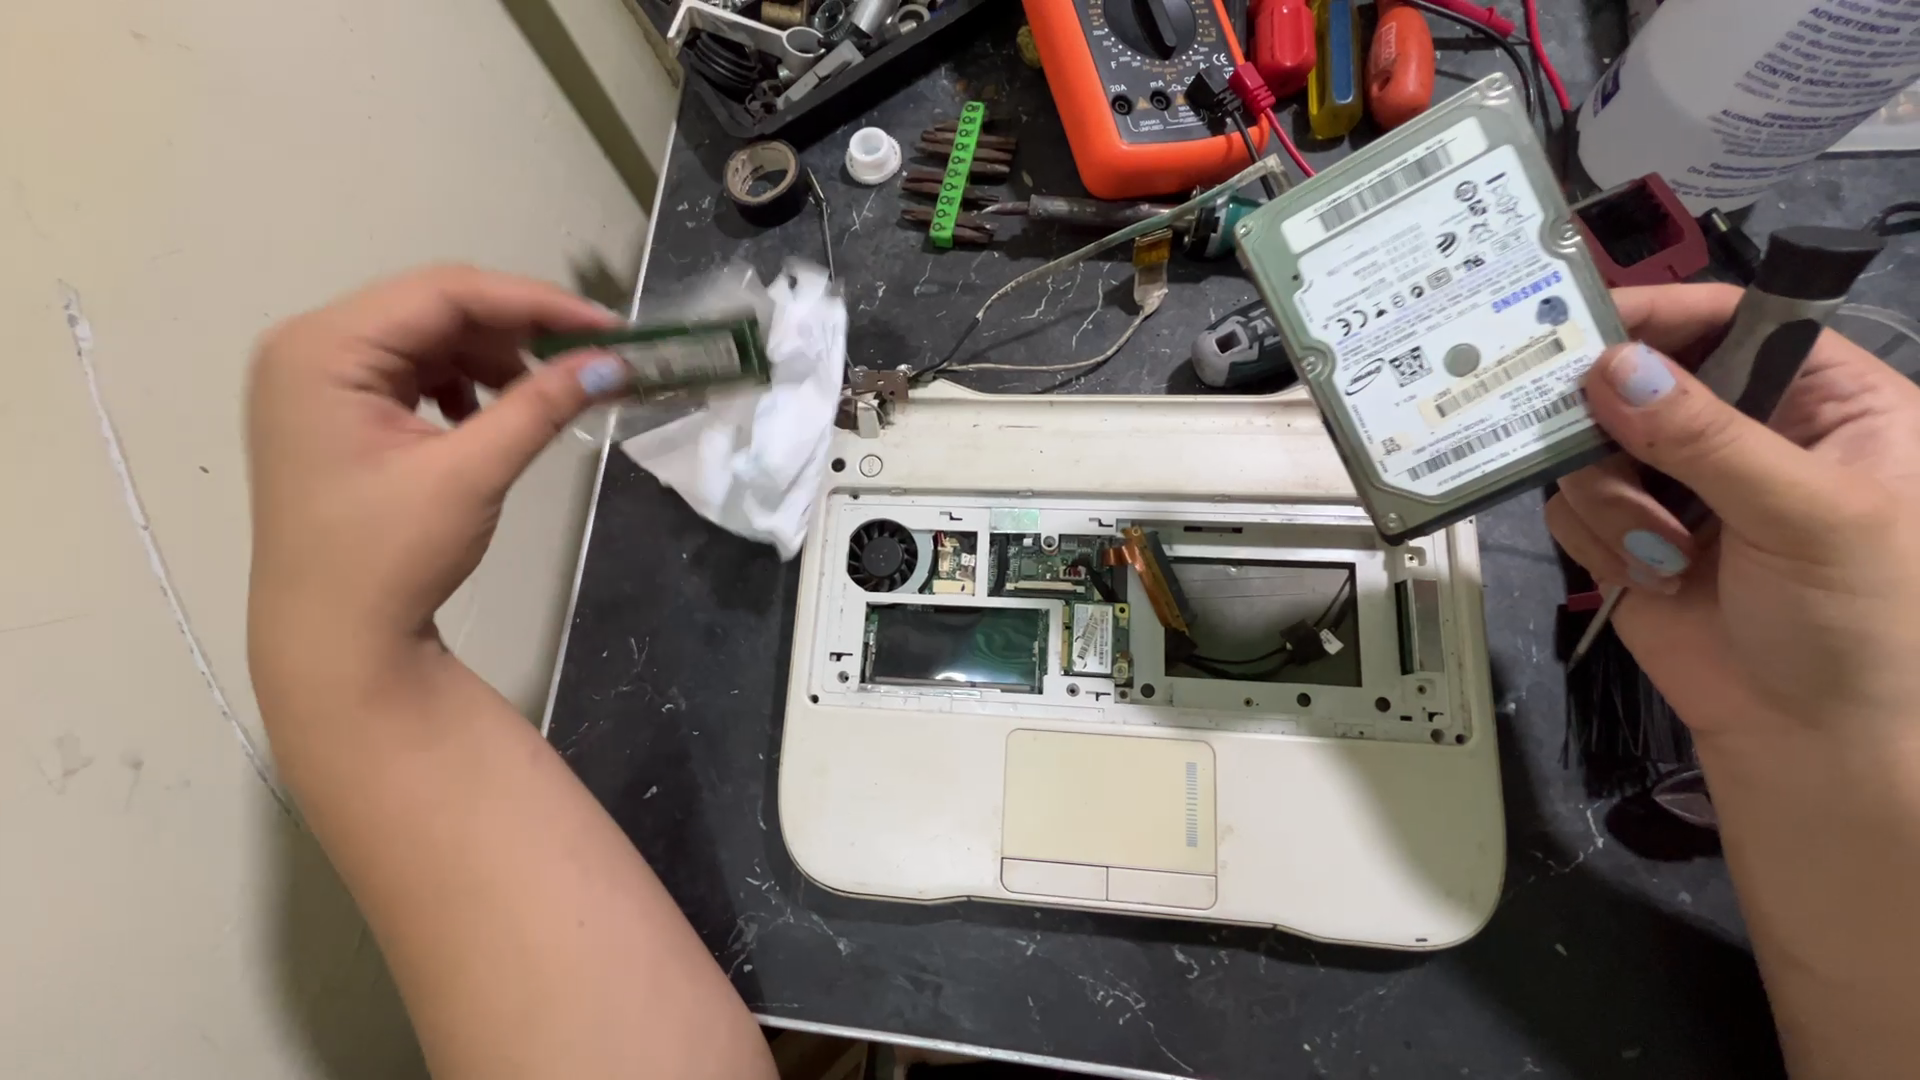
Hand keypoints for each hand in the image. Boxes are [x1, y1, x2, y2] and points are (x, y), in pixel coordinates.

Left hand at [246, 265, 628, 691]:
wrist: (335, 635)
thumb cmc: (389, 553)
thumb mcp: (471, 472)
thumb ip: (540, 407)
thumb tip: (614, 365)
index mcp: (323, 348)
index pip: (444, 293)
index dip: (534, 302)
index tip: (608, 328)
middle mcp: (313, 347)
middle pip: (436, 308)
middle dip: (518, 331)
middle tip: (589, 360)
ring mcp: (322, 379)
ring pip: (432, 338)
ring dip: (496, 359)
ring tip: (541, 397)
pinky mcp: (342, 410)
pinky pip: (418, 371)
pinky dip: (469, 384)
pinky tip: (491, 417)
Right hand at [1546, 284, 1919, 748]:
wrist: (1810, 735)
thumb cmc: (1862, 620)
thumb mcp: (1808, 513)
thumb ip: (1706, 437)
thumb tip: (1609, 367)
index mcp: (1819, 405)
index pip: (1732, 325)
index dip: (1659, 316)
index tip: (1578, 327)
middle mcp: (1736, 435)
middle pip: (1635, 387)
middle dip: (1609, 424)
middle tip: (1573, 434)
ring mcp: (1672, 486)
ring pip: (1589, 454)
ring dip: (1615, 505)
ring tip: (1668, 552)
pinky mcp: (1621, 532)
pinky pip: (1570, 508)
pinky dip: (1597, 541)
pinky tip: (1648, 574)